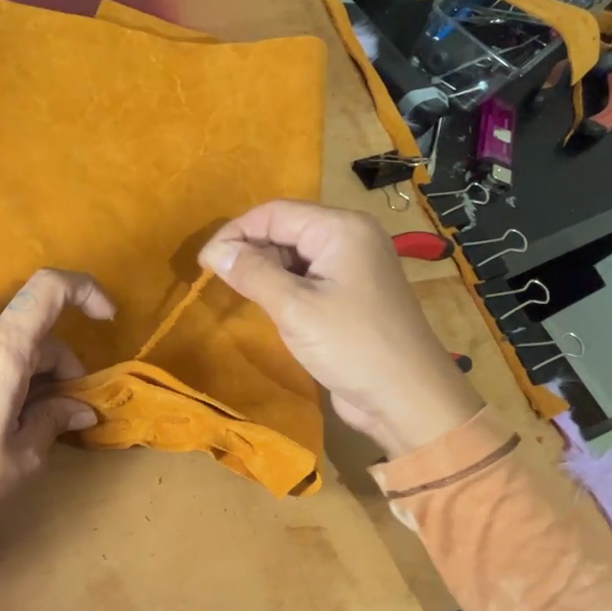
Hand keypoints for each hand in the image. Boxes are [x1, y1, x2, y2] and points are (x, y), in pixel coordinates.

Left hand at [0, 269, 115, 595]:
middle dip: (55, 361)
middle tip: (67, 409)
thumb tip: (81, 410)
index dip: (84, 291)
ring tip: (25, 420)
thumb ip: (54, 419)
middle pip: (24, 327)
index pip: (48, 289)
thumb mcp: (23, 456)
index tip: (105, 319)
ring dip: (22, 368)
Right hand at [197, 201, 481, 458]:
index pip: (276, 213)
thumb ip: (252, 273)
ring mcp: (353, 267)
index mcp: (342, 229)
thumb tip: (215, 252)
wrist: (408, 398)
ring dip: (263, 269)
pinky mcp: (350, 295)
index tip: (203, 263)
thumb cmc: (352, 346)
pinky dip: (282, 286)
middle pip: (286, 229)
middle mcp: (350, 239)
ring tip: (235, 293)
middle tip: (215, 280)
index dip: (235, 232)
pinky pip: (307, 277)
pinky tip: (264, 305)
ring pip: (294, 255)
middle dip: (248, 249)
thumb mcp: (295, 308)